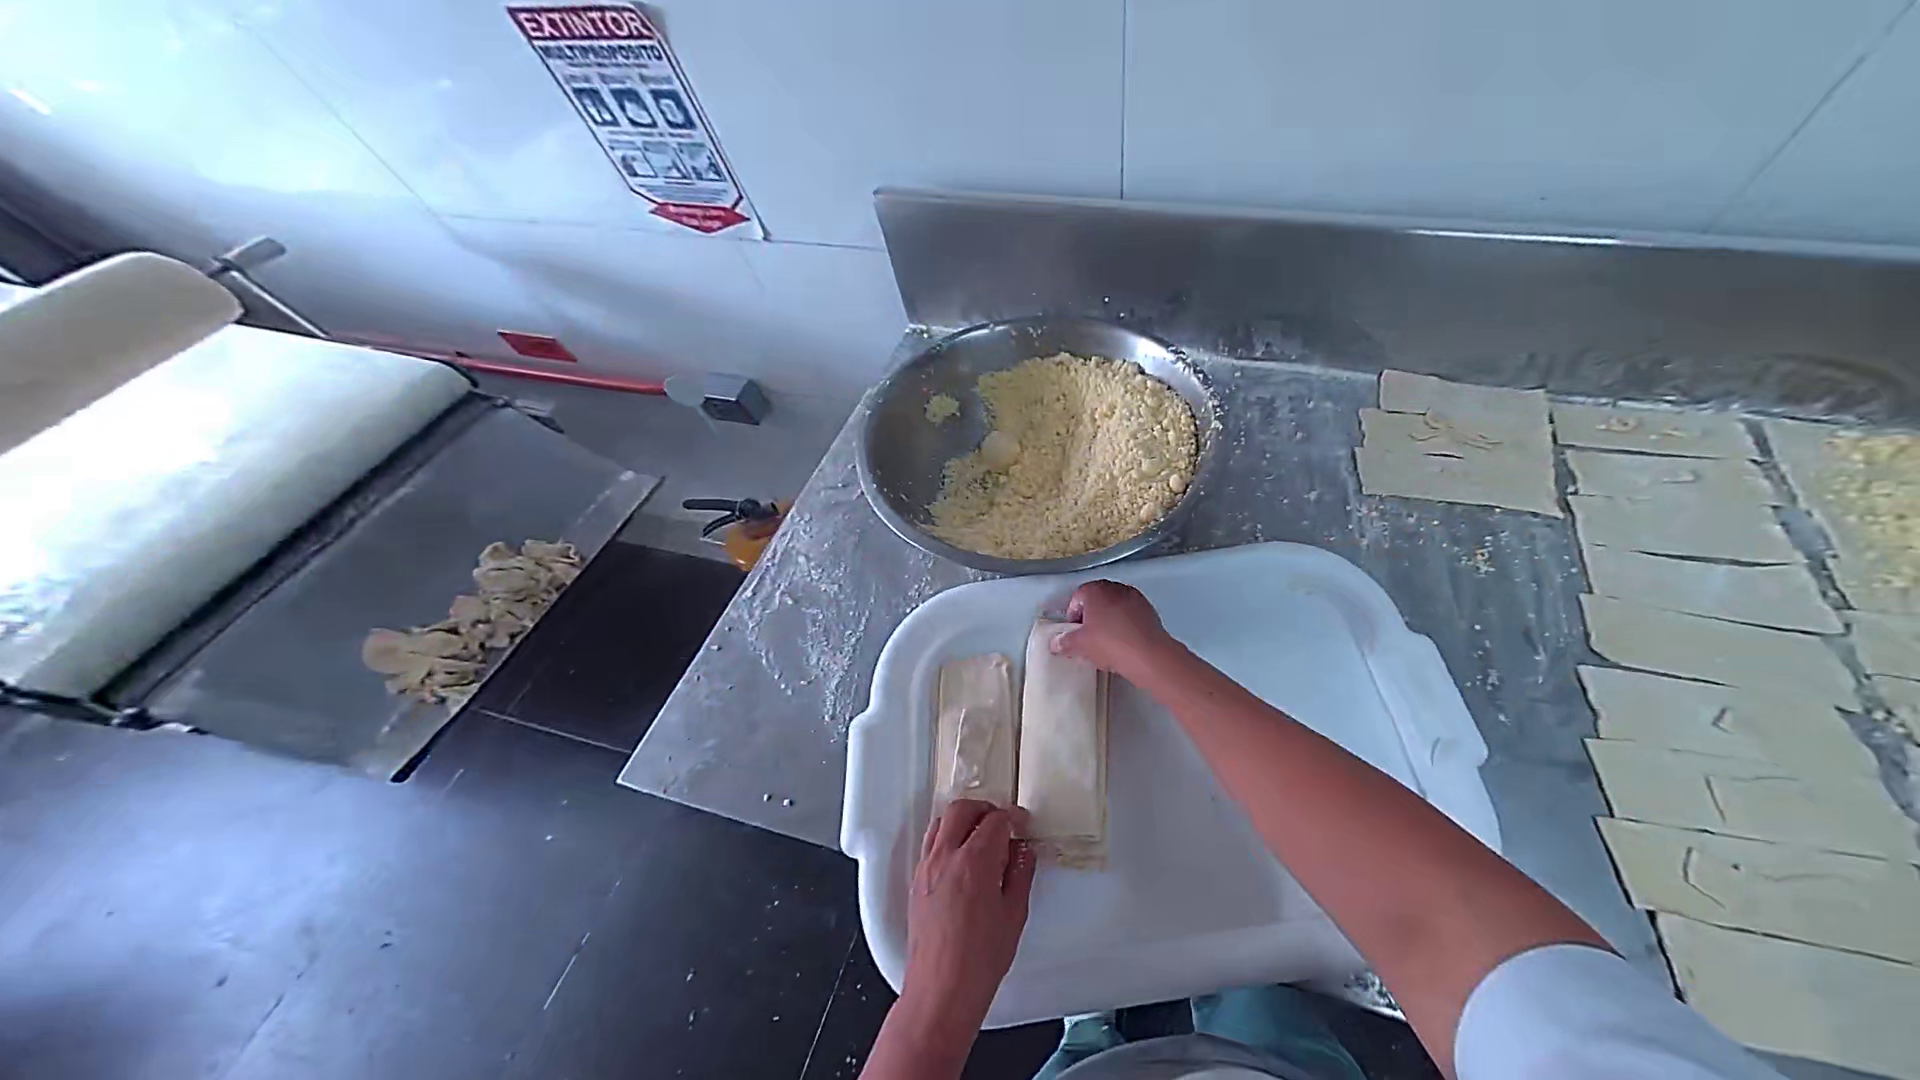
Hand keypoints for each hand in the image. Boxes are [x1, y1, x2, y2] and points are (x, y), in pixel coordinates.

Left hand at [901, 800, 1035, 1026]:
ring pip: (942, 822)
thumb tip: (1023, 853)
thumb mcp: (1014, 916)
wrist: (941, 991)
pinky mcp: (917, 881)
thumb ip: (1020, 875)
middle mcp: (946, 858)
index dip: (1012, 818)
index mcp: (974, 863)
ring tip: (980, 834)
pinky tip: (961, 855)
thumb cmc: (976, 962)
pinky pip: (930, 843)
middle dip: (985, 809)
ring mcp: (927, 868)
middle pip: (963, 809)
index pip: (995, 821)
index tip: (1021, 823)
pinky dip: (947, 837)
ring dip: (963, 819)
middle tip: (1001, 821)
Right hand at [1050, 580, 1179, 681]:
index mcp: (1095, 590)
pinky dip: (1125, 625)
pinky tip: (1123, 643)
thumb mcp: (1080, 645)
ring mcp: (1135, 597)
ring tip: (1106, 642)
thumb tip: (1057, 643)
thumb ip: (1064, 642)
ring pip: (1115, 607)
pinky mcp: (1149, 610)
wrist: (1148, 655)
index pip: (1077, 598)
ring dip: (1109, 620)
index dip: (1073, 616)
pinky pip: (1130, 615)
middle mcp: (1115, 588)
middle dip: (1091, 616)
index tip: (1074, 632)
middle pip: (1097, 600)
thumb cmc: (1111, 643)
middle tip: (1088, 637)